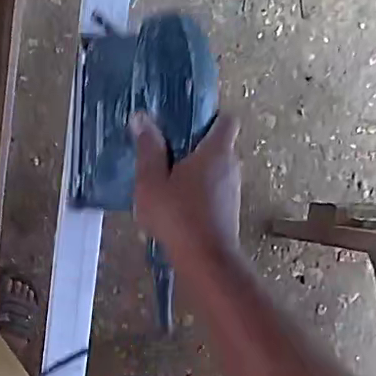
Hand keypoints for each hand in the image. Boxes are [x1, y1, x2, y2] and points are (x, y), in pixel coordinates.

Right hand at [132, 110, 243, 275]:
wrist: (204, 258)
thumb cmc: (176, 215)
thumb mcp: (151, 180)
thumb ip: (148, 149)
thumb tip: (142, 118)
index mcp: (216, 152)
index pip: (225, 120)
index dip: (207, 117)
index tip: (182, 123)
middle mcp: (231, 166)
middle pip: (217, 145)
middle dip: (193, 146)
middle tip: (162, 153)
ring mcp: (233, 189)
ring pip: (214, 169)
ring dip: (193, 170)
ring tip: (163, 181)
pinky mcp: (228, 208)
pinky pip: (212, 188)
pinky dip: (196, 189)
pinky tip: (173, 203)